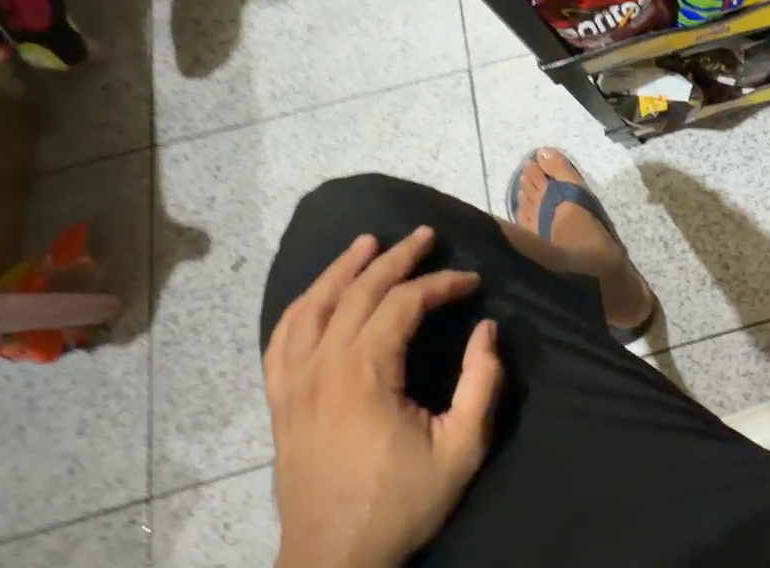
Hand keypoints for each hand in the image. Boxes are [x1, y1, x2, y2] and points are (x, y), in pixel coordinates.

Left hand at [264, 226, 503, 567]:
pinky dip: (300, 307)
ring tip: (367, 242)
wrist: (331, 562)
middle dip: (396, 258)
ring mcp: (294, 384)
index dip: (441, 284)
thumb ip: (481, 384)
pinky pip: (281, 339)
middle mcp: (323, 368)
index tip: (472, 282)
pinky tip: (317, 295)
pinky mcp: (281, 402)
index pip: (403, 303)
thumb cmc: (400, 504)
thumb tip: (488, 331)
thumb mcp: (461, 449)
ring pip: (313, 306)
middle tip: (426, 235)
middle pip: (358, 292)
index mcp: (365, 375)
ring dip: (342, 268)